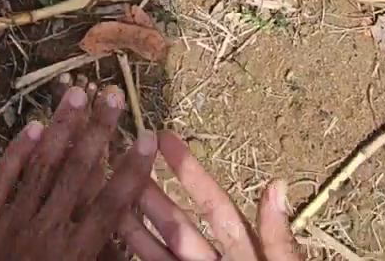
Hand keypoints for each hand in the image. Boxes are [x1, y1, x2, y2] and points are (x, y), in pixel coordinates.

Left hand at [0, 84, 157, 260]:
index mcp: (72, 257)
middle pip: (77, 173)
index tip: (147, 138)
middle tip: (112, 95)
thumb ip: (97, 257)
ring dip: (61, 128)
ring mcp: (11, 222)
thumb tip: (121, 236)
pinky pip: (2, 179)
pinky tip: (33, 125)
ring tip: (76, 93)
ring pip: (42, 166)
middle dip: (97, 132)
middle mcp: (45, 232)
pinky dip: (17, 152)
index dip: (130, 172)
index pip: (109, 206)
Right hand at [118, 133, 300, 260]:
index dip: (190, 172)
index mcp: (247, 257)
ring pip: (159, 252)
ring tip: (106, 193)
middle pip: (178, 225)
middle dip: (149, 192)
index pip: (215, 206)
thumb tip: (276, 183)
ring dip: (133, 224)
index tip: (165, 137)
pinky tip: (110, 235)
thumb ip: (278, 242)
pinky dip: (131, 254)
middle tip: (119, 160)